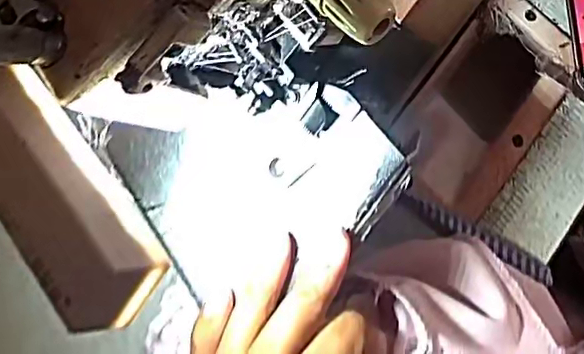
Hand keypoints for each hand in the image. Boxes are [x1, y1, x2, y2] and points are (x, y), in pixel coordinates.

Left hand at [191, 232, 365, 353]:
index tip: (375, 307)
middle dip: (318, 278)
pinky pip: (203, 344)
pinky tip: (223, 291)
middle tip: (338, 241)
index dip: (363, 316)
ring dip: (265, 279)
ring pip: (246, 320)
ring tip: (280, 240)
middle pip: (296, 316)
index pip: (341, 335)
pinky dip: (213, 319)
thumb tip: (380, 332)